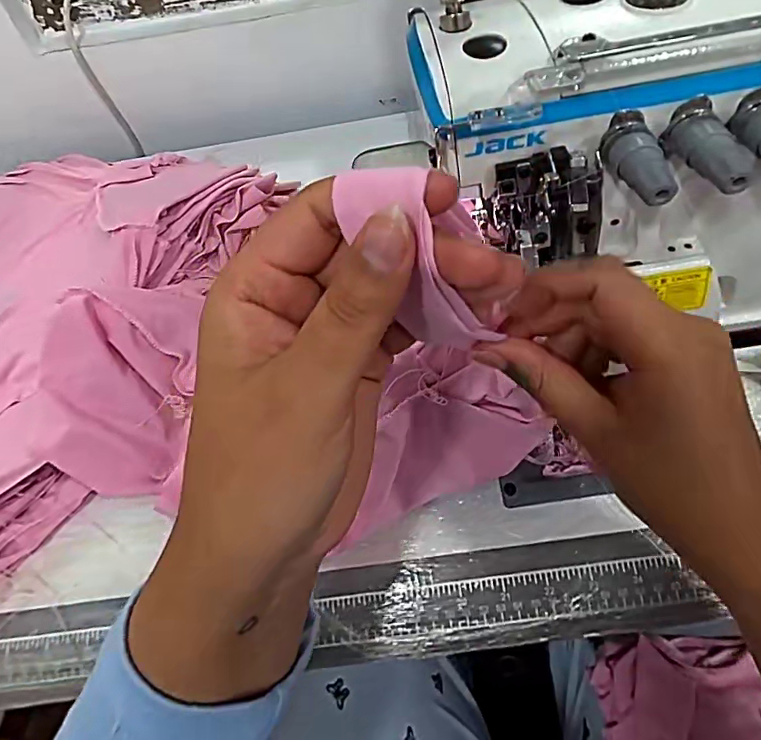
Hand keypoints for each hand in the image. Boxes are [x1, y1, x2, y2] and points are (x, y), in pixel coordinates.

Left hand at [130, 173, 520, 702]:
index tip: (444, 198)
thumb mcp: (310, 385)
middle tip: (492, 264)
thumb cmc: (263, 476)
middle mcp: (292, 293)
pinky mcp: (359, 355)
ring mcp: (330, 324)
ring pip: (392, 278)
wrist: (262, 563)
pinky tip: (479, 311)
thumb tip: (395, 219)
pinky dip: (439, 311)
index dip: (380, 197)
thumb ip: (355, 303)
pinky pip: (403, 317)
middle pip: (367, 243)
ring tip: (503, 285)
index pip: (318, 215)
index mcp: (257, 285)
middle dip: (429, 246)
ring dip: (445, 277)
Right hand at [484, 261, 760, 739]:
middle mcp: (686, 323)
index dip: (546, 288)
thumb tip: (489, 347)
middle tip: (514, 347)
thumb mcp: (595, 429)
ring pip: (616, 310)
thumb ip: (541, 377)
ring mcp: (694, 335)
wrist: (740, 527)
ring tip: (549, 374)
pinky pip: (634, 329)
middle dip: (554, 315)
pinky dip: (601, 345)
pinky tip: (582, 379)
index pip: (599, 281)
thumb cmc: (669, 486)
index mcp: (668, 341)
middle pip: (605, 294)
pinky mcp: (693, 350)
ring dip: (575, 333)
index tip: (507, 315)